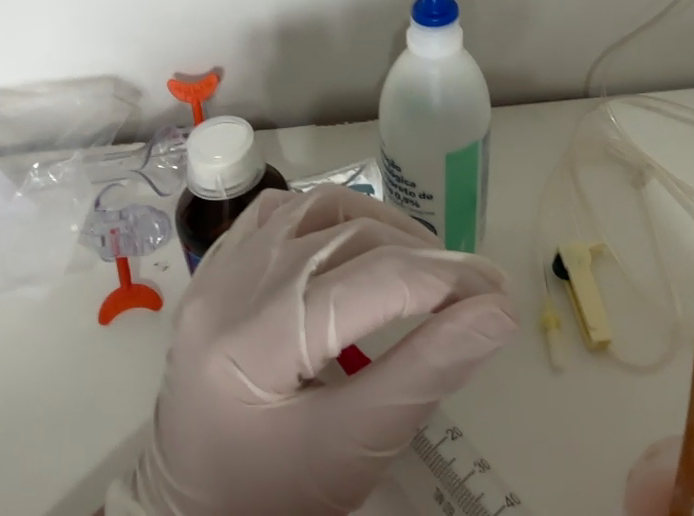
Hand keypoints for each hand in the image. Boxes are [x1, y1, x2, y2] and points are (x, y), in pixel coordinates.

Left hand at [110, 186, 517, 515]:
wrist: (194, 512)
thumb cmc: (272, 497)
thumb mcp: (354, 447)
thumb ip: (427, 372)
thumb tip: (497, 311)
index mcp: (253, 339)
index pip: (372, 279)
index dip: (447, 279)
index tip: (500, 295)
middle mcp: (227, 286)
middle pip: (348, 234)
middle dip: (423, 255)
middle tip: (472, 291)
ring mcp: (218, 271)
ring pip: (316, 207)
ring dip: (379, 225)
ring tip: (419, 265)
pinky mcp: (219, 270)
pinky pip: (280, 212)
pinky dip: (330, 217)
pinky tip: (356, 246)